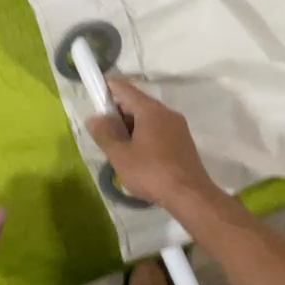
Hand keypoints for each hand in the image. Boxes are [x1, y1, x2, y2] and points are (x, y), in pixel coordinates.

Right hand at [86, 77, 229, 213]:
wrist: (190, 196)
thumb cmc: (151, 173)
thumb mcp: (120, 155)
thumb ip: (105, 134)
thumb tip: (94, 118)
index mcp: (150, 109)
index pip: (124, 88)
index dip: (107, 89)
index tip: (93, 96)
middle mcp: (166, 112)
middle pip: (136, 103)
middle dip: (117, 114)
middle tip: (103, 134)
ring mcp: (178, 127)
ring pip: (148, 119)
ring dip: (130, 128)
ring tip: (118, 150)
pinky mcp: (183, 142)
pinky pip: (159, 131)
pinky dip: (144, 136)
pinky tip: (137, 158)